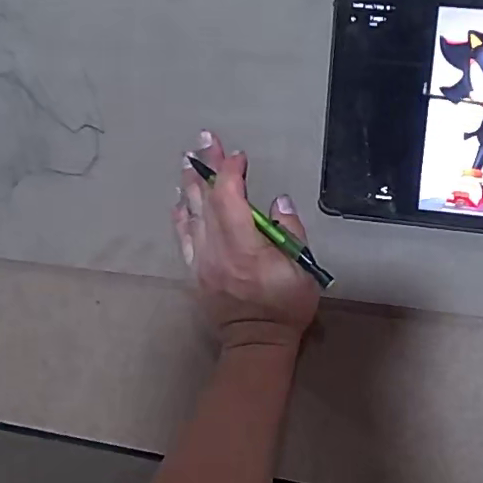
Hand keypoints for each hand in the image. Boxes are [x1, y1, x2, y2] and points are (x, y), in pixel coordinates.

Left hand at [172, 130, 319, 350]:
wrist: (256, 342)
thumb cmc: (285, 307)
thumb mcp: (302, 270)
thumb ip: (290, 233)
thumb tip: (278, 202)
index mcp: (244, 248)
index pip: (230, 200)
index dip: (231, 173)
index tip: (239, 156)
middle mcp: (216, 250)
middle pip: (206, 200)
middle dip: (205, 167)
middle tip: (203, 140)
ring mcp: (202, 261)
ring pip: (191, 215)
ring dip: (190, 185)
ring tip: (188, 161)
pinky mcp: (195, 271)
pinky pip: (184, 236)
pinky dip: (182, 214)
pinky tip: (181, 199)